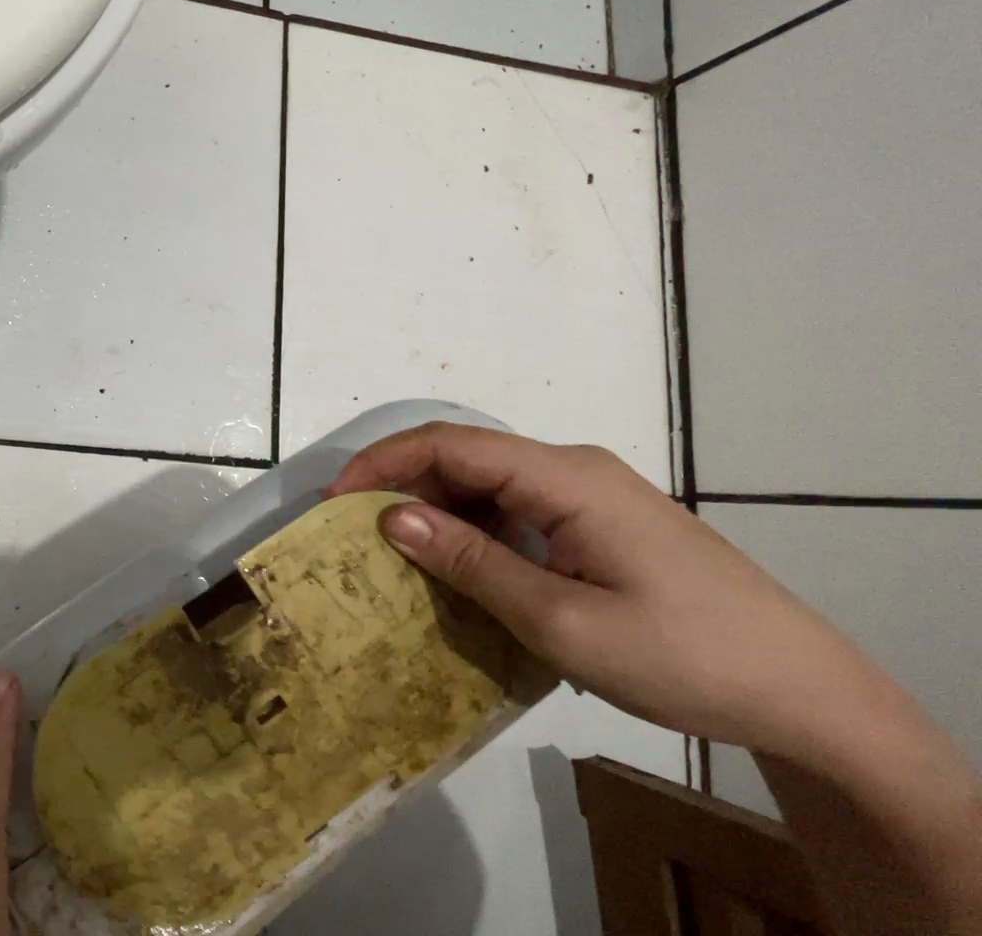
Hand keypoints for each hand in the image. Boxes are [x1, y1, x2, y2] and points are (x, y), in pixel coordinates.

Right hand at [328, 422, 888, 762]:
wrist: (805, 695)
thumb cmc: (681, 655)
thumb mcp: (560, 619)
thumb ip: (471, 562)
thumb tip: (390, 517)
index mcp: (566, 478)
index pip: (451, 444)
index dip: (383, 464)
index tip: (334, 503)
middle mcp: (575, 470)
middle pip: (466, 457)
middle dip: (402, 487)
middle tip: (355, 537)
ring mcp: (592, 496)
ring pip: (489, 484)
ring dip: (436, 512)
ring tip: (394, 557)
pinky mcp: (602, 525)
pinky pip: (517, 510)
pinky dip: (474, 531)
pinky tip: (457, 569)